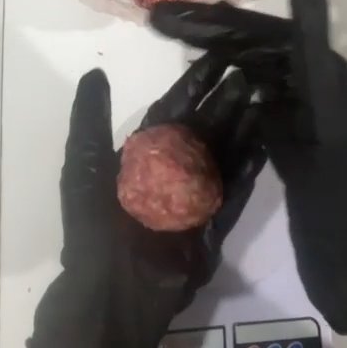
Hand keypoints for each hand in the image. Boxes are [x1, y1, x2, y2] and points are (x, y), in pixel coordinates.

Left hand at [27, 54, 266, 347]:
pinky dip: (247, 171)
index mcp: (145, 152)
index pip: (174, 107)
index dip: (195, 82)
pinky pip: (233, 193)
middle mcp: (173, 167)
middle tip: (249, 74)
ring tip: (262, 102)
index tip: (218, 58)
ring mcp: (195, 195)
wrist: (110, 289)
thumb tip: (95, 72)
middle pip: (205, 126)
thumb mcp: (84, 164)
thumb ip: (90, 119)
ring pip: (224, 153)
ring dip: (242, 128)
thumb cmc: (94, 221)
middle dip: (225, 101)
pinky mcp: (212, 224)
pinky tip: (263, 147)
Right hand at [151, 0, 346, 333]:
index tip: (172, 12)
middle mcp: (317, 82)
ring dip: (213, 47)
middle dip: (208, 28)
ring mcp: (305, 107)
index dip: (220, 20)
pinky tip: (198, 74)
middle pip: (256, 44)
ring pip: (253, 63)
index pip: (265, 35)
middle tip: (156, 19)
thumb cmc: (344, 204)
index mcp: (324, 75)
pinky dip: (226, 78)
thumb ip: (315, 55)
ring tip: (167, 33)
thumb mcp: (331, 127)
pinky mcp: (296, 131)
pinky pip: (256, 90)